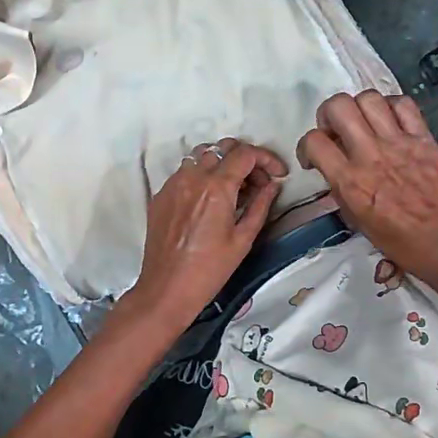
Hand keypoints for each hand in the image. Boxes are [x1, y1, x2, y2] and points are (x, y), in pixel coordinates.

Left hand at [123, 138, 286, 327]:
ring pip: (201, 156)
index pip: (245, 154)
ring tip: (234, 190)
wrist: (166, 288)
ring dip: (222, 164)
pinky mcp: (161, 195)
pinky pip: (184, 172)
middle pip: (222, 148)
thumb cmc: (209, 270)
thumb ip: (260, 206)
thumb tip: (272, 185)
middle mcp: (192, 177)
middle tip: (257, 183)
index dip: (267, 158)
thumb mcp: (243, 239)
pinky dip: (202, 176)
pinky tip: (210, 200)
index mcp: (216, 187)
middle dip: (245, 159)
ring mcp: (173, 184)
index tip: (277, 174)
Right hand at [296, 92, 437, 291]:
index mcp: (350, 182)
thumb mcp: (360, 224)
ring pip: (368, 98)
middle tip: (335, 132)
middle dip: (328, 115)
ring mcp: (399, 142)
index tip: (314, 158)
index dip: (307, 146)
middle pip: (338, 106)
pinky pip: (403, 104)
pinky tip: (390, 123)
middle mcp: (370, 155)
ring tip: (362, 124)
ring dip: (358, 107)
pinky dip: (391, 107)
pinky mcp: (425, 138)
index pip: (314, 142)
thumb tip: (336, 176)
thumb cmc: (406, 245)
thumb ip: (343, 193)